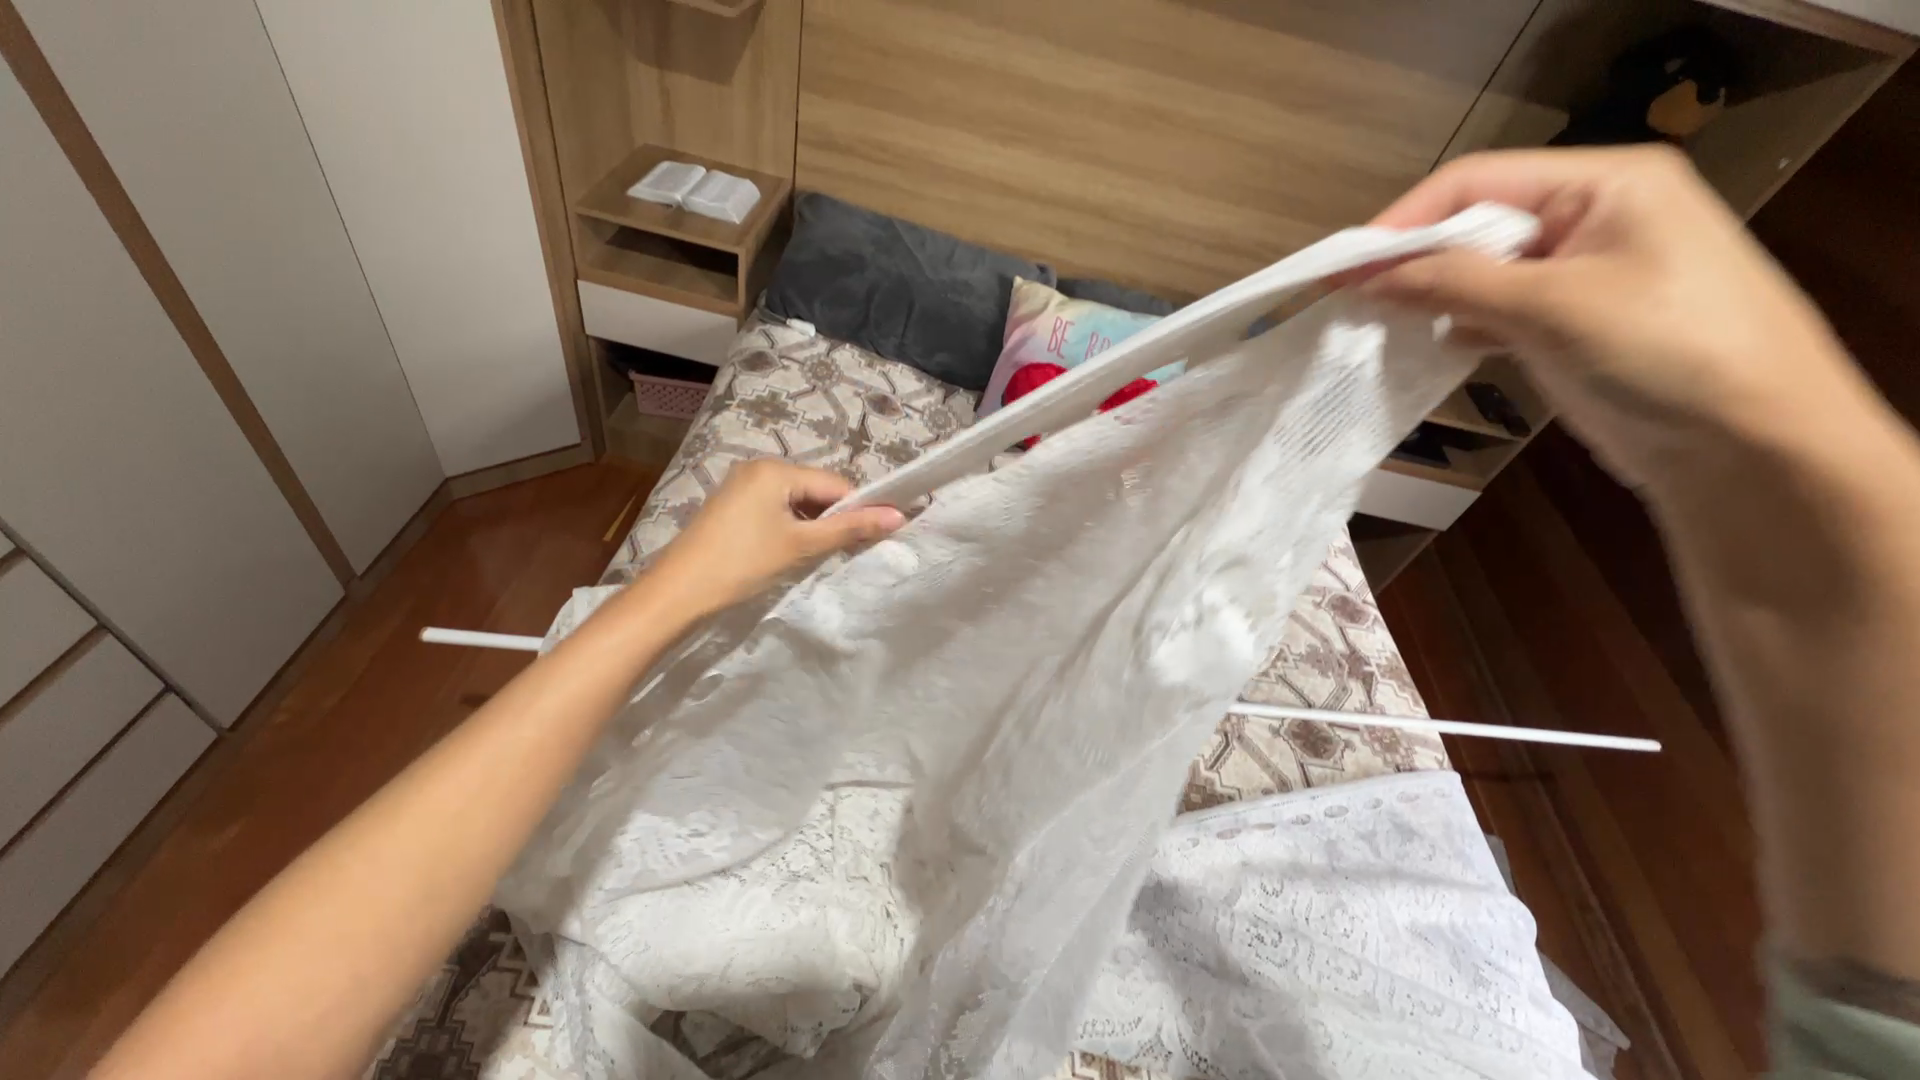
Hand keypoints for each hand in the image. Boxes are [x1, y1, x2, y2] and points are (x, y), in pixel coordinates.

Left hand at [641, 460, 905, 615]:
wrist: (678, 592)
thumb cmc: (743, 564)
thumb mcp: (801, 545)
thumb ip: (850, 528)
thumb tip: (899, 516)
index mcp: (776, 469)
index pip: (836, 484)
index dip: (861, 509)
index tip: (880, 536)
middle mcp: (759, 468)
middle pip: (816, 489)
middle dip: (837, 518)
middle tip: (852, 551)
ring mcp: (743, 486)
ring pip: (797, 501)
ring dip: (815, 526)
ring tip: (824, 554)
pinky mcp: (734, 506)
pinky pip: (777, 509)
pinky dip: (793, 527)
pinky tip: (797, 551)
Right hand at [1362, 145, 1871, 491]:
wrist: (1751, 447)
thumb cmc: (1663, 353)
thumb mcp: (1552, 308)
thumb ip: (1455, 284)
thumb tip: (1368, 279)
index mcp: (1604, 185)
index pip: (1477, 181)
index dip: (1403, 220)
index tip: (1342, 266)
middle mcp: (1593, 216)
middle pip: (1478, 223)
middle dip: (1414, 258)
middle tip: (1350, 297)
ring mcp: (1585, 273)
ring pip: (1484, 270)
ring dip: (1433, 294)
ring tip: (1380, 321)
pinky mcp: (1575, 323)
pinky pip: (1501, 309)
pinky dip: (1463, 324)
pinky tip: (1436, 344)